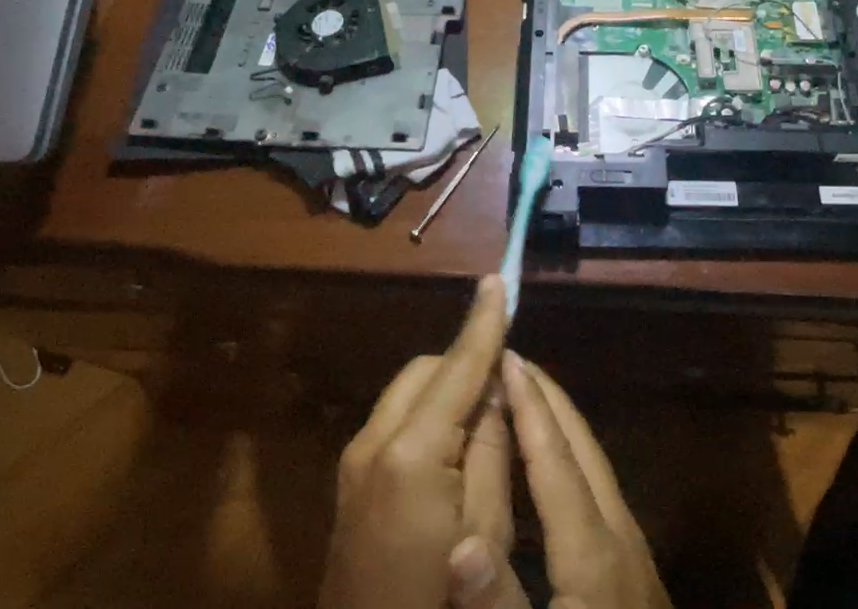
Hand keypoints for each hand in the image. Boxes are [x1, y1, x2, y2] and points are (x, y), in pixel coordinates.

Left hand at [319, 275, 512, 608]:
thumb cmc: (440, 600)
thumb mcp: (485, 532)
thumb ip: (492, 452)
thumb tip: (496, 392)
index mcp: (412, 452)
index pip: (458, 368)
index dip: (484, 324)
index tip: (498, 281)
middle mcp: (373, 441)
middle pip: (427, 371)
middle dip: (466, 364)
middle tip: (508, 389)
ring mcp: (354, 461)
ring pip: (409, 392)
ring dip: (446, 390)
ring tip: (485, 423)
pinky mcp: (349, 481)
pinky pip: (395, 421)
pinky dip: (427, 415)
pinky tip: (452, 449)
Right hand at [448, 351, 671, 608]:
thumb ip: (498, 603)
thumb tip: (461, 546)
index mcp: (593, 551)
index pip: (557, 463)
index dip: (531, 408)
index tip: (507, 357)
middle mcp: (620, 533)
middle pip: (585, 450)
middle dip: (549, 399)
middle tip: (511, 358)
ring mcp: (632, 547)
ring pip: (596, 465)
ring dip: (560, 424)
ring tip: (525, 395)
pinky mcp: (632, 564)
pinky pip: (597, 488)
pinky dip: (569, 456)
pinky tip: (550, 466)